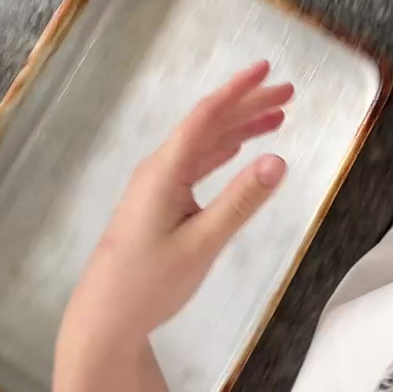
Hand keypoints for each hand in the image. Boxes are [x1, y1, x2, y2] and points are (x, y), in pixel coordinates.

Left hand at [58, 63, 292, 362]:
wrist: (103, 323)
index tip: (267, 68)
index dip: (238, 89)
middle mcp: (160, 169)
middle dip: (248, 104)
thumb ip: (241, 201)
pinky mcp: (159, 203)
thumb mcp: (202, 243)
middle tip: (289, 92)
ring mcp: (158, 186)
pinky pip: (197, 162)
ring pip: (205, 143)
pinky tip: (239, 148)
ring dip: (240, 127)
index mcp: (166, 170)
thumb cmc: (150, 283)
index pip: (206, 116)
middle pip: (209, 124)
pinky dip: (224, 149)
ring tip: (277, 116)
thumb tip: (280, 160)